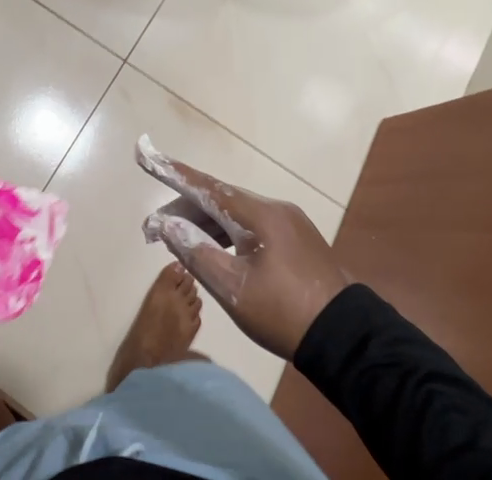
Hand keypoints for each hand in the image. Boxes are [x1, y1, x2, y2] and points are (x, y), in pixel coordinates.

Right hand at [137, 138, 354, 358]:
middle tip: (151, 231)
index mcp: (260, 215)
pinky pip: (250, 225)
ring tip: (175, 240)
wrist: (347, 339)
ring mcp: (289, 224)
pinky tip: (212, 248)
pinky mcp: (296, 240)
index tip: (144, 152)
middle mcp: (275, 209)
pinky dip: (225, 232)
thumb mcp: (232, 287)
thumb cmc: (283, 313)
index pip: (206, 186)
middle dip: (182, 209)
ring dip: (203, 223)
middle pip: (219, 199)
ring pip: (235, 214)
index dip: (172, 171)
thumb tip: (167, 223)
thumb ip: (196, 251)